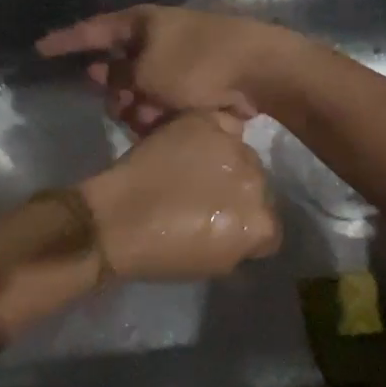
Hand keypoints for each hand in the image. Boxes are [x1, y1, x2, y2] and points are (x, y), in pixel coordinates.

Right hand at [37, 5, 301, 133]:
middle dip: (117, 92)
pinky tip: (168, 128)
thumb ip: (120, 78)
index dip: (66, 41)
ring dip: (141, 109)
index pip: (93, 29)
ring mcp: (182, 59)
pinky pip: (167, 100)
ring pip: (144, 89)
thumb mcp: (146, 73)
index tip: (40, 50)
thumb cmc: (198, 65)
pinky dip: (163, 114)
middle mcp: (160, 37)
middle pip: (120, 67)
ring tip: (151, 123)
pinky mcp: (201, 81)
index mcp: (143, 22)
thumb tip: (109, 79)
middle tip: (123, 111)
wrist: (260, 71)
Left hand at [78, 111, 279, 278]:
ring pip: (243, 153)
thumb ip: (243, 244)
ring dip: (227, 162)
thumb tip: (248, 229)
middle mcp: (257, 182)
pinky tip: (193, 146)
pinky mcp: (206, 123)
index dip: (245, 227)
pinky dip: (213, 133)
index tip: (223, 226)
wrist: (115, 221)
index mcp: (261, 224)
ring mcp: (232, 148)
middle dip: (239, 192)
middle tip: (208, 196)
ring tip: (196, 170)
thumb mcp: (217, 264)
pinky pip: (224, 124)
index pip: (270, 226)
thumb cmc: (161, 253)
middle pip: (260, 185)